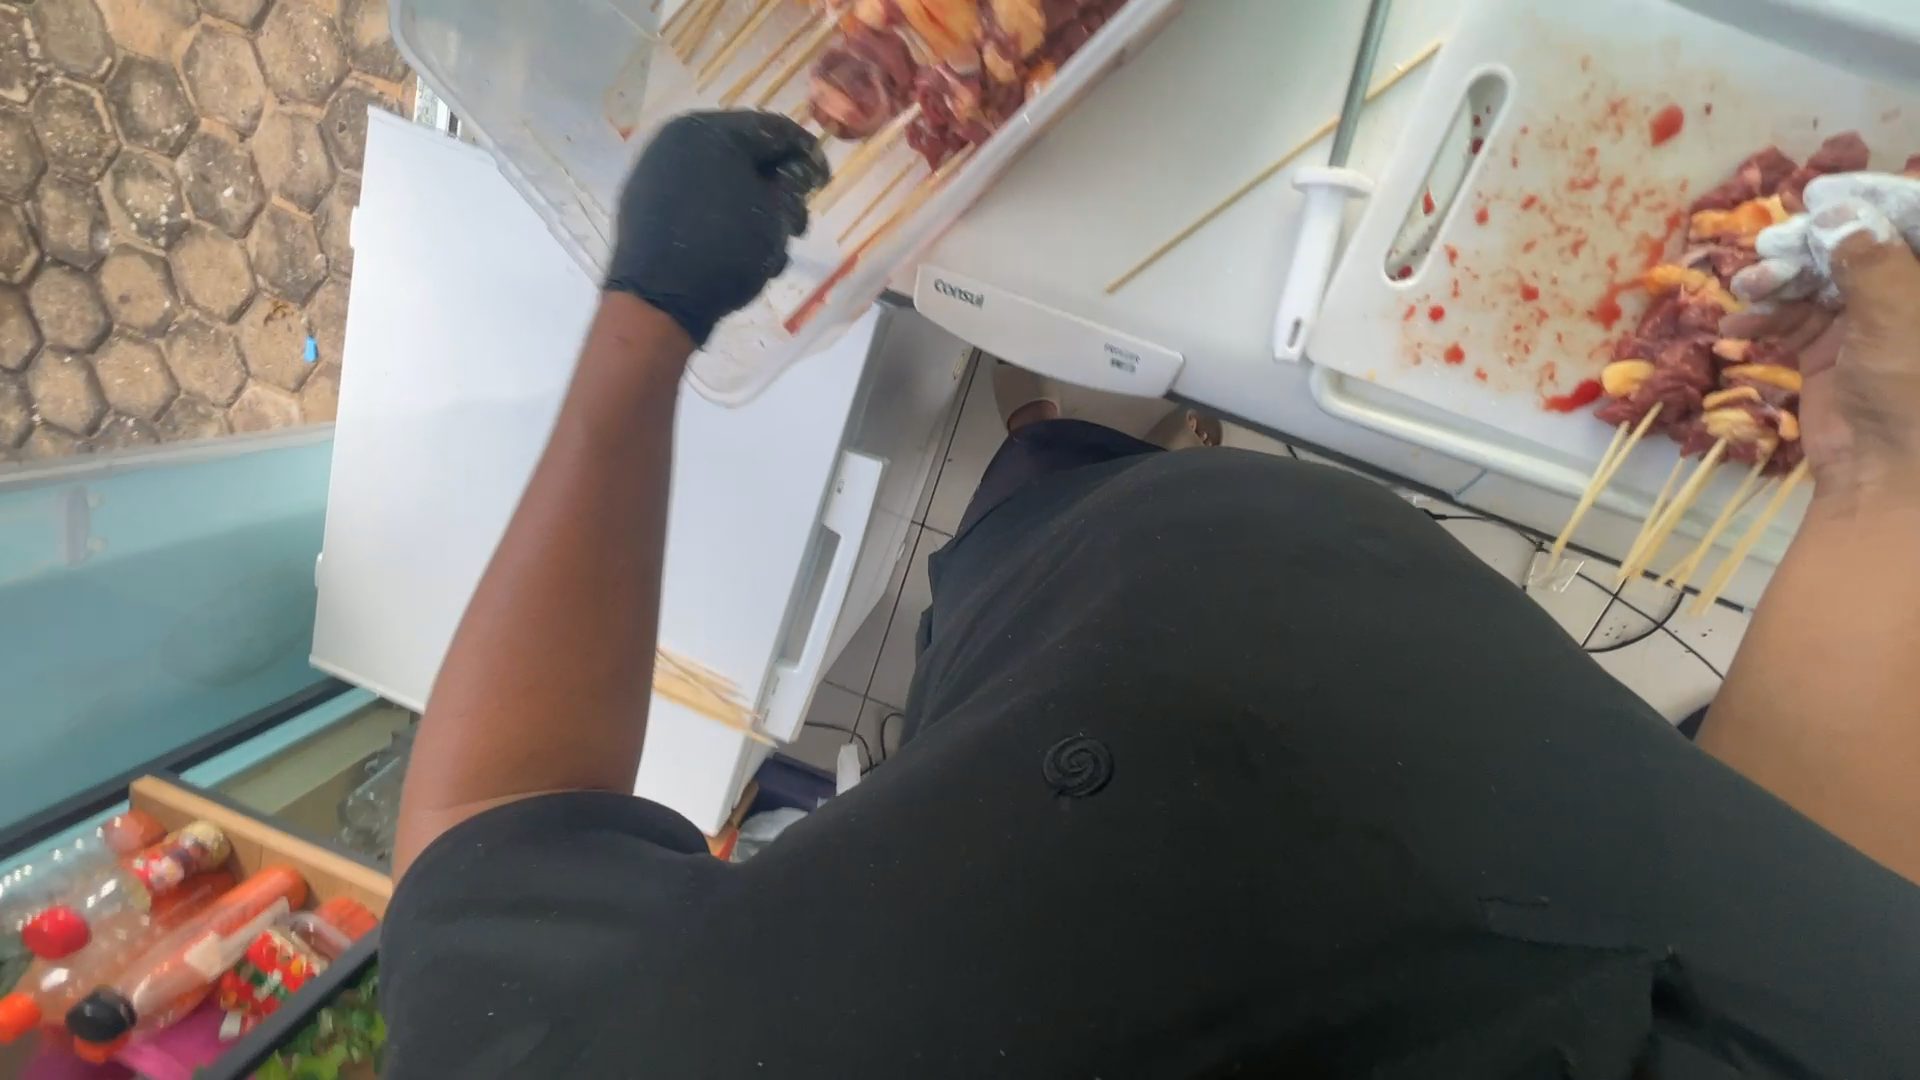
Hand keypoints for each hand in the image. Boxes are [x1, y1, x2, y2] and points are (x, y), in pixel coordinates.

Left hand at [604, 110, 828, 345]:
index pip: (774, 129)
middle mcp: (680, 138)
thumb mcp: (774, 217)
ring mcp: (659, 170)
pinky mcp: (648, 201)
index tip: (825, 183)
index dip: (808, 154)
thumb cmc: (726, 250)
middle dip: (780, 191)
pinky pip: (700, 199)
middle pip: (748, 155)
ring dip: (757, 211)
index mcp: (712, 131)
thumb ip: (792, 186)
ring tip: (771, 249)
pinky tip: (741, 252)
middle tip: (797, 225)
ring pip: (726, 180)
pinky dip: (727, 218)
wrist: (660, 298)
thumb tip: (798, 171)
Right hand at [1724, 179, 1919, 505]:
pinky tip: (1741, 324)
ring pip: (1824, 282)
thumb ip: (1871, 262)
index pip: (1917, 222)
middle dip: (1815, 246)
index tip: (1824, 198)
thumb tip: (1838, 217)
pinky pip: (1796, 321)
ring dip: (1780, 282)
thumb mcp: (1900, 315)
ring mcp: (1877, 322)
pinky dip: (1766, 319)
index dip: (1875, 206)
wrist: (1892, 467)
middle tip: (1771, 247)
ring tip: (1747, 287)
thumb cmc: (1919, 387)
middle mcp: (1916, 294)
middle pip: (1864, 248)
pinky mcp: (1836, 350)